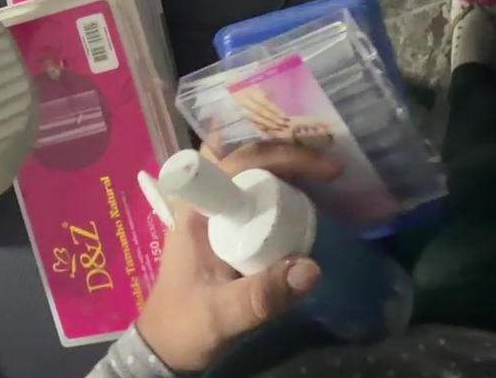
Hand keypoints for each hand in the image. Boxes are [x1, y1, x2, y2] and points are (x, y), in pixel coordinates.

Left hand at [135, 143, 341, 371]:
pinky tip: (308, 184)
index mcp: (198, 205)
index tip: (319, 167)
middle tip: (330, 166)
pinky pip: (255, 184)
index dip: (279, 154)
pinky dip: (282, 178)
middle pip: (249, 153)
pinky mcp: (227, 216)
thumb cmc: (186, 324)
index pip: (239, 160)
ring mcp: (216, 203)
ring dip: (287, 159)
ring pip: (252, 164)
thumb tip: (311, 266)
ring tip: (327, 169)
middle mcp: (206, 194)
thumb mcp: (222, 315)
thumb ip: (262, 296)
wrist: (165, 345)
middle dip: (290, 150)